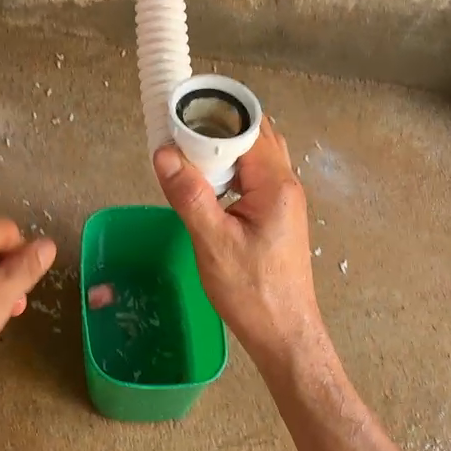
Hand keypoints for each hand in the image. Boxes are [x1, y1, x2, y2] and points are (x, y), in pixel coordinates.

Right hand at [153, 119, 323, 360]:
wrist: (286, 337)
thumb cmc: (253, 292)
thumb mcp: (214, 244)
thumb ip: (190, 195)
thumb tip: (163, 152)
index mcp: (275, 183)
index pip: (246, 129)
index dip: (213, 116)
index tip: (180, 112)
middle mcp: (285, 183)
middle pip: (254, 135)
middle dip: (218, 125)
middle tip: (179, 123)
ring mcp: (283, 199)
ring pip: (254, 155)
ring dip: (224, 147)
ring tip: (186, 145)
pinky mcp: (276, 214)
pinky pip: (253, 174)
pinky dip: (230, 167)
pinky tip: (205, 179)